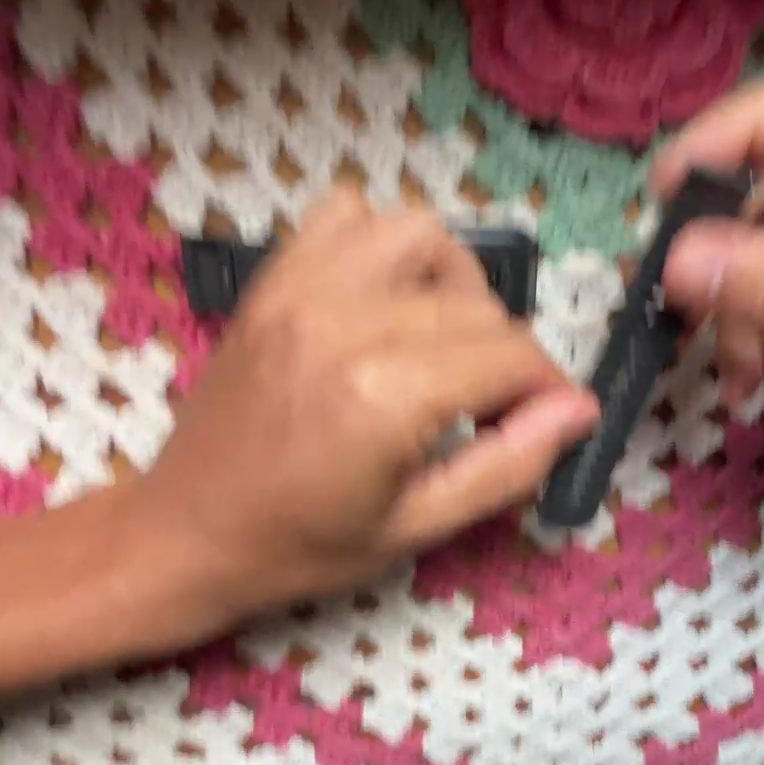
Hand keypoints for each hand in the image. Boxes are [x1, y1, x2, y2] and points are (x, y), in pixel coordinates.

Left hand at [127, 190, 599, 627]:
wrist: (186, 532)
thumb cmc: (303, 547)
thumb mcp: (420, 528)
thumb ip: (509, 465)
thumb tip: (578, 410)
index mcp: (384, 395)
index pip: (509, 355)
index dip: (549, 385)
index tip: (554, 415)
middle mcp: (346, 321)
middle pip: (476, 305)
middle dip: (509, 354)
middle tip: (495, 405)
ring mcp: (301, 290)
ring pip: (421, 236)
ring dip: (455, 285)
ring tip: (447, 342)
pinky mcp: (273, 281)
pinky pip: (345, 217)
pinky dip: (382, 246)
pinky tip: (385, 301)